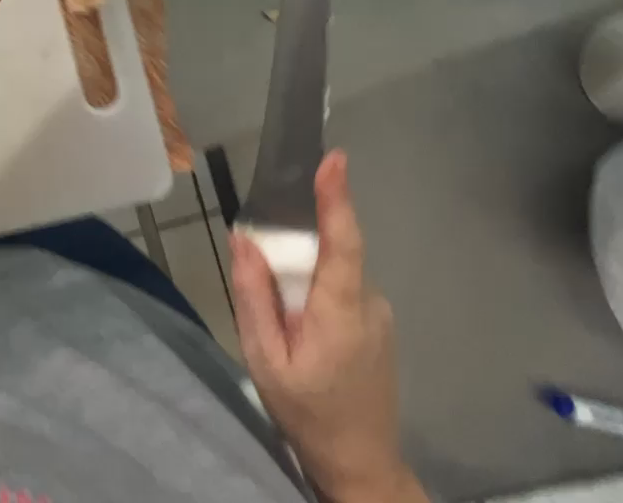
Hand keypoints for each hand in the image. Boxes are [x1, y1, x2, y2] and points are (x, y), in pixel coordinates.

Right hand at [229, 153, 420, 502]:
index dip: (336, 199)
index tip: (332, 159)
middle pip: (325, 254)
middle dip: (290, 260)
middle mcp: (369, 304)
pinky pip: (338, 288)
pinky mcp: (377, 321)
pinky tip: (304, 338)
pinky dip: (314, 295)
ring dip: (301, 285)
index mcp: (341, 313)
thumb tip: (244, 240)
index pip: (342, 243)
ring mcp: (379, 313)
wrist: (360, 464)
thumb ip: (254, 297)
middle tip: (271, 312)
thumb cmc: (308, 413)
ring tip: (286, 337)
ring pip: (329, 273)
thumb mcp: (265, 359)